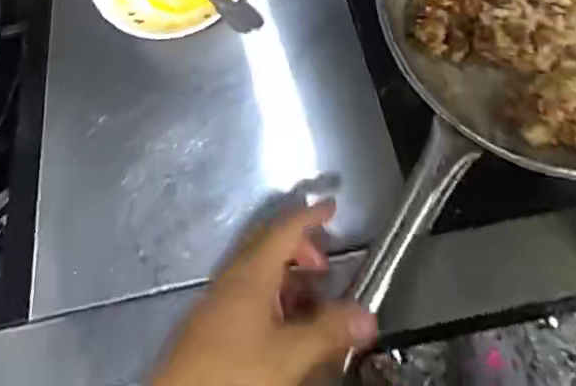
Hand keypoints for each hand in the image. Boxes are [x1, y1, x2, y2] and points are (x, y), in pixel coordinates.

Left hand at [151, 199, 376, 385]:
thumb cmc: (233, 371)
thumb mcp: (288, 355)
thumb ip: (327, 332)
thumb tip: (367, 316)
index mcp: (252, 271)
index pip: (285, 228)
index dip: (310, 215)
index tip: (331, 206)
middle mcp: (233, 276)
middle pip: (270, 245)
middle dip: (300, 247)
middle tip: (323, 266)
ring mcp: (217, 299)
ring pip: (257, 271)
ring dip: (286, 276)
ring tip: (308, 302)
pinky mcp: (209, 324)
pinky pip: (246, 292)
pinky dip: (271, 296)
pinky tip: (280, 328)